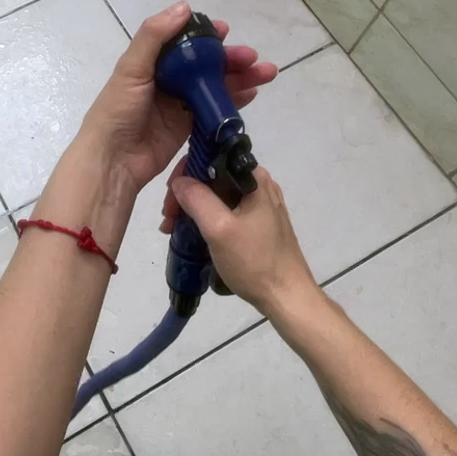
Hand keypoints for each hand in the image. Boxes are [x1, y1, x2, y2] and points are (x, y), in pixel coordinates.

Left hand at [76, 1, 278, 194]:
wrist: (112, 160)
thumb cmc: (117, 110)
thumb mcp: (131, 68)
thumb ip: (154, 36)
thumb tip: (184, 7)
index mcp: (151, 63)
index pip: (183, 42)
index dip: (205, 35)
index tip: (225, 30)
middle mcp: (167, 81)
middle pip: (205, 65)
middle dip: (230, 59)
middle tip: (253, 58)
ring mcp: (179, 105)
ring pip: (214, 86)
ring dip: (240, 78)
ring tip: (266, 73)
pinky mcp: (188, 128)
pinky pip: (215, 110)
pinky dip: (234, 101)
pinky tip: (252, 94)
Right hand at [165, 167, 316, 314]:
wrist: (287, 297)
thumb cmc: (254, 261)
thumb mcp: (219, 229)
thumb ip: (197, 199)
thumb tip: (179, 181)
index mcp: (254, 178)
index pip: (211, 158)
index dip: (185, 174)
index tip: (170, 199)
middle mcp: (260, 184)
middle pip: (213, 177)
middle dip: (186, 194)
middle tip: (170, 220)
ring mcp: (261, 204)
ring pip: (218, 195)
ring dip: (194, 208)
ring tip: (176, 230)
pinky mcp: (259, 223)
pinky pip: (227, 210)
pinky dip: (208, 218)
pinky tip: (195, 235)